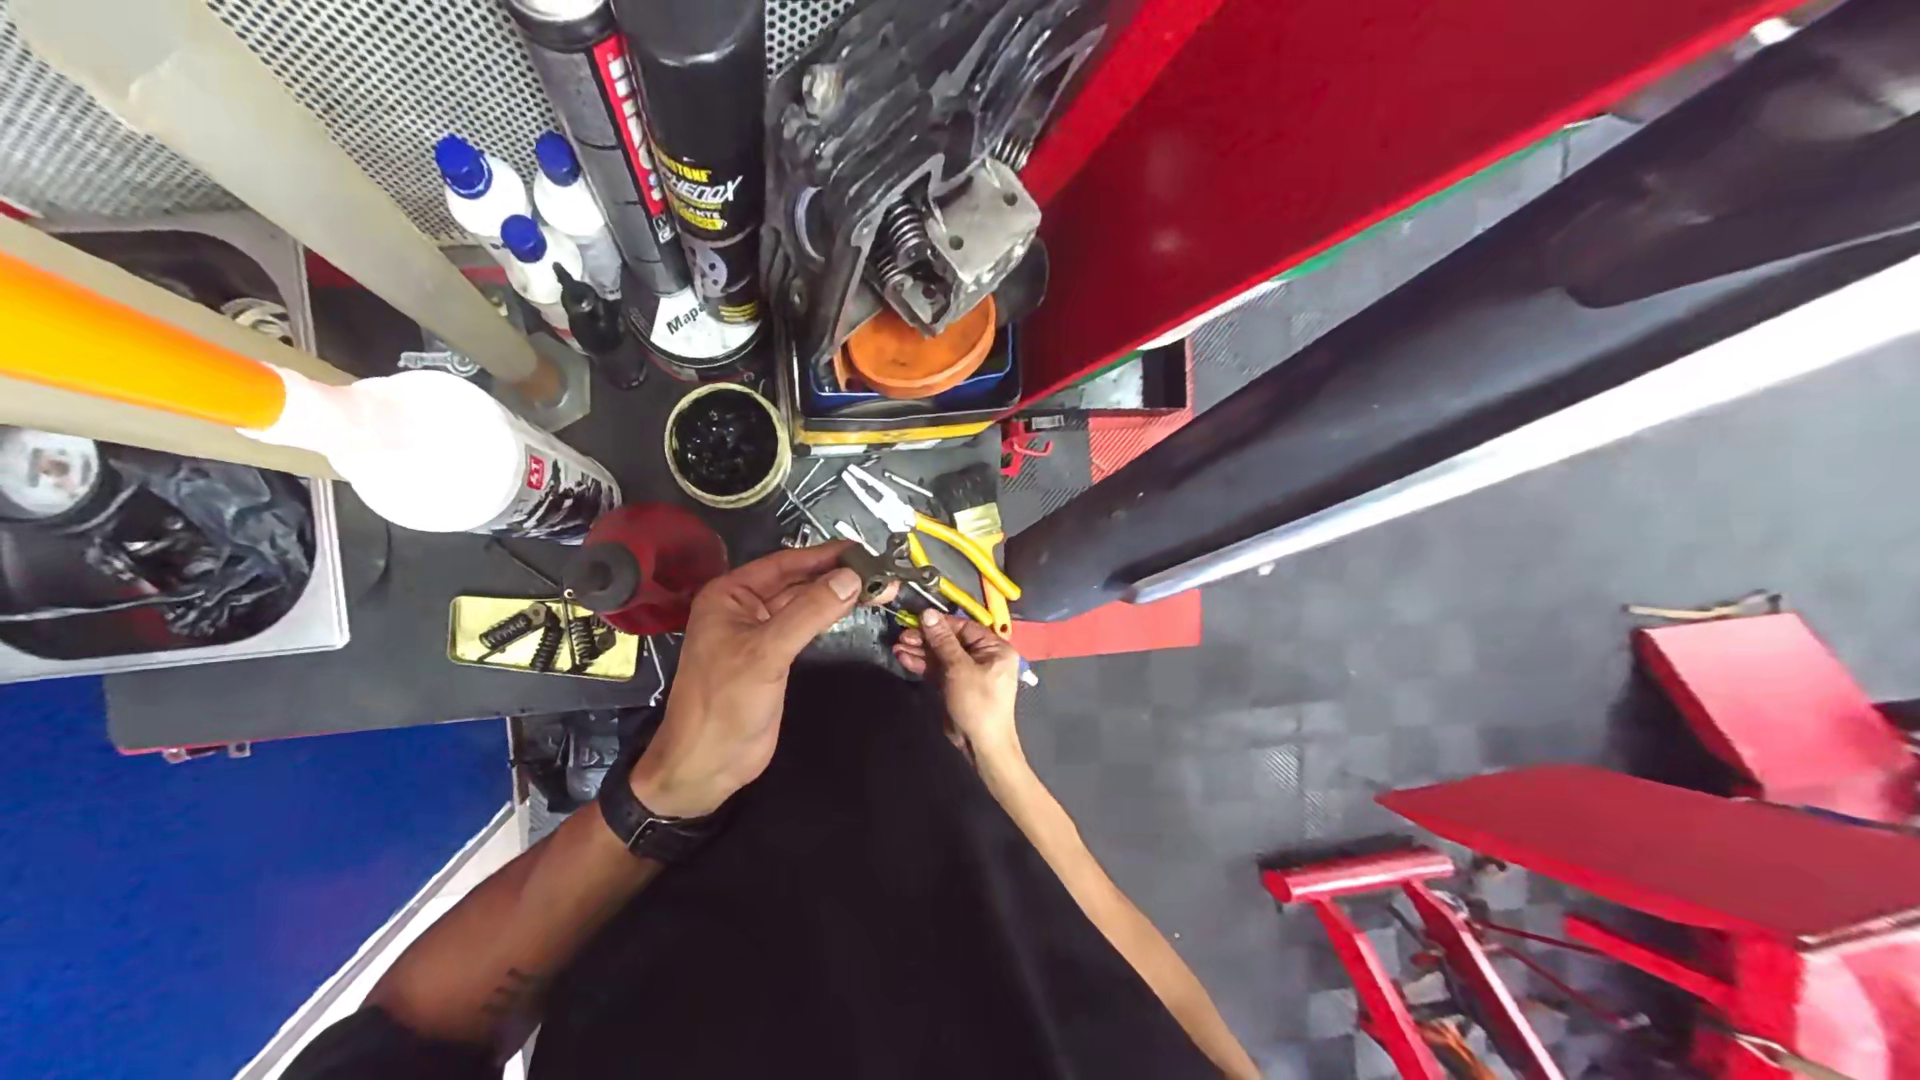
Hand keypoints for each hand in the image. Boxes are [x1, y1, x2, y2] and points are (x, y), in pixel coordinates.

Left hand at [631, 542, 876, 817]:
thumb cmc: (724, 705)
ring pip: (804, 603)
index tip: (863, 551)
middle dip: (836, 576)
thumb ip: (810, 612)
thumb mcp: (766, 652)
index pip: (784, 563)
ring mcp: (759, 632)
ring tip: (876, 587)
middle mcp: (743, 607)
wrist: (706, 765)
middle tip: (879, 571)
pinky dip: (829, 616)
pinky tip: (852, 609)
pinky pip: (805, 625)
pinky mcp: (774, 656)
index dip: (824, 555)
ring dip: (836, 595)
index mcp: (729, 595)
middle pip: (797, 581)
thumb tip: (852, 578)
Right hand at [892, 609, 1020, 761]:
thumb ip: (942, 641)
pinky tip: (904, 658)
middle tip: (902, 636)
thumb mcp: (959, 668)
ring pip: (941, 656)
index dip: (940, 624)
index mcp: (995, 648)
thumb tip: (928, 613)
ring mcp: (968, 672)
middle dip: (926, 639)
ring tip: (897, 647)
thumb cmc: (978, 703)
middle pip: (950, 641)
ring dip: (920, 651)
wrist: (982, 745)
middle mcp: (983, 657)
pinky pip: (938, 670)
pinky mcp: (955, 685)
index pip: (964, 628)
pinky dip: (923, 665)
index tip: (917, 620)